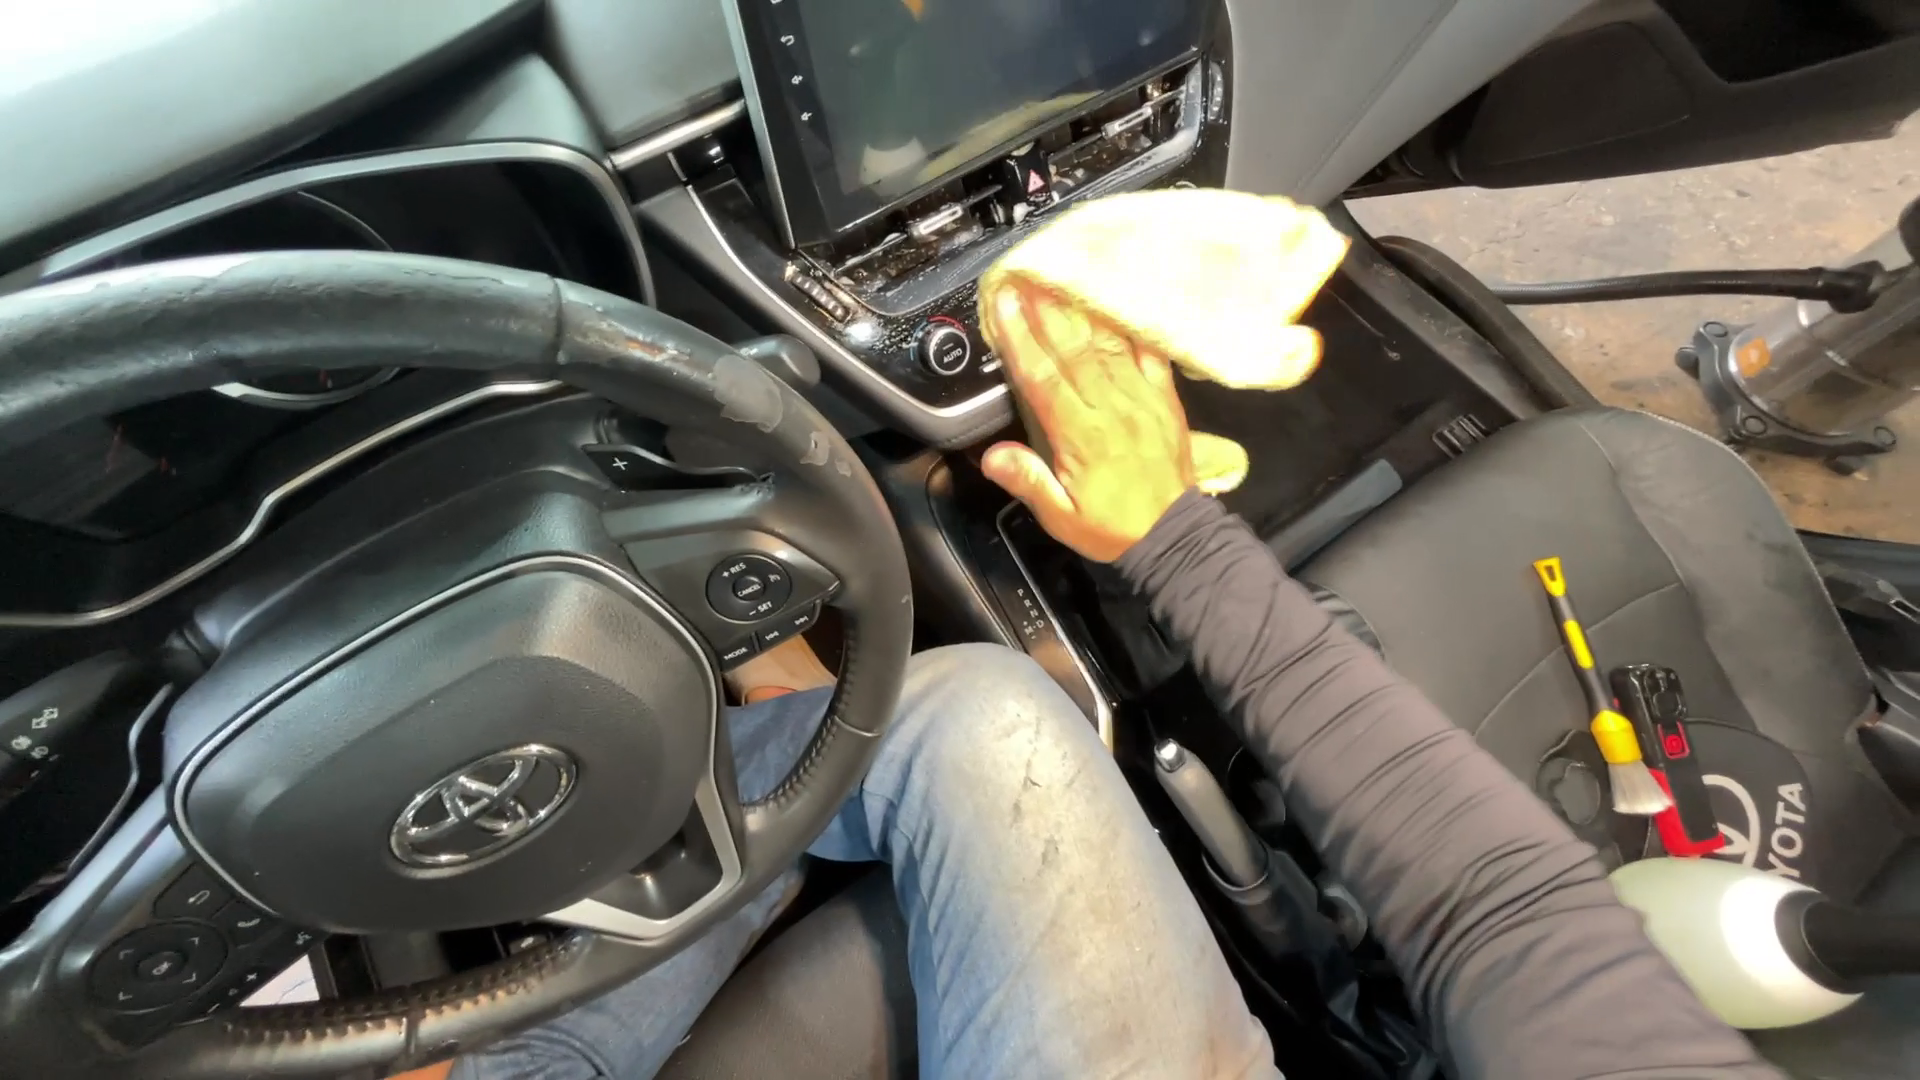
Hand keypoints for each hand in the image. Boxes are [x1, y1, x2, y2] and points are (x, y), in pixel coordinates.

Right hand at [980, 285, 1194, 562]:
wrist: (1173, 536)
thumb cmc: (1111, 527)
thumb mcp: (1061, 517)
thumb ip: (1029, 482)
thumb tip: (992, 456)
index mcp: (1081, 435)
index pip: (1043, 377)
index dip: (1020, 338)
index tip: (1002, 304)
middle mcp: (1110, 408)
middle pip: (1072, 349)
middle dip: (1044, 309)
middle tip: (1025, 275)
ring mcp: (1140, 398)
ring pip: (1107, 344)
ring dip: (1080, 309)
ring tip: (1060, 280)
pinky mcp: (1164, 398)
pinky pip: (1149, 353)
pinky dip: (1133, 326)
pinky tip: (1118, 303)